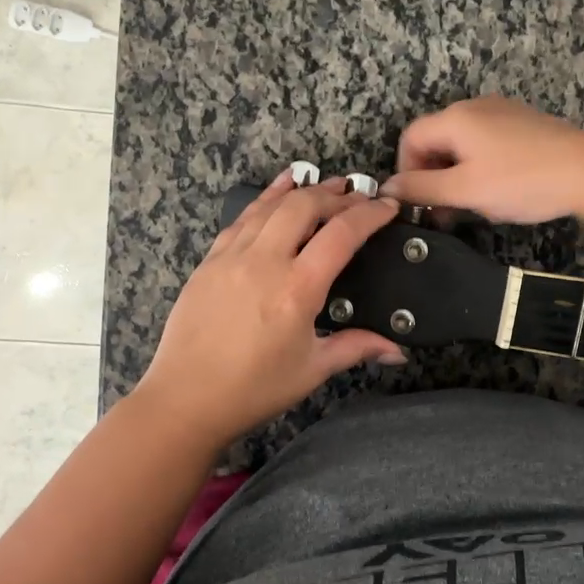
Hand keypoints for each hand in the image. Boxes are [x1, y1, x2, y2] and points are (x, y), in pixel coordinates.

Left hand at [132, 171, 404, 448]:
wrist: (185, 400)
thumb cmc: (253, 390)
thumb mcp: (311, 370)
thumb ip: (355, 348)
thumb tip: (398, 350)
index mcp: (296, 289)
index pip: (341, 234)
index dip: (370, 214)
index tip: (389, 207)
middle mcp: (264, 262)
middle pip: (305, 206)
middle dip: (336, 195)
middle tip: (359, 197)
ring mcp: (232, 257)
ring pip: (271, 205)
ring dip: (302, 190)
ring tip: (327, 184)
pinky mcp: (209, 261)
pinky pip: (242, 219)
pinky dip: (265, 199)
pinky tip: (278, 190)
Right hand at [380, 96, 583, 222]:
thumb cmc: (522, 181)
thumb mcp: (465, 191)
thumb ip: (422, 189)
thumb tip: (388, 188)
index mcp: (456, 118)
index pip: (410, 137)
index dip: (406, 171)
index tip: (418, 203)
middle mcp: (477, 107)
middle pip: (437, 138)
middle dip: (432, 176)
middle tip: (442, 212)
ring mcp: (505, 113)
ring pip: (464, 143)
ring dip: (457, 175)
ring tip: (470, 207)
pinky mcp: (527, 125)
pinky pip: (489, 144)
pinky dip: (481, 167)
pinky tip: (499, 192)